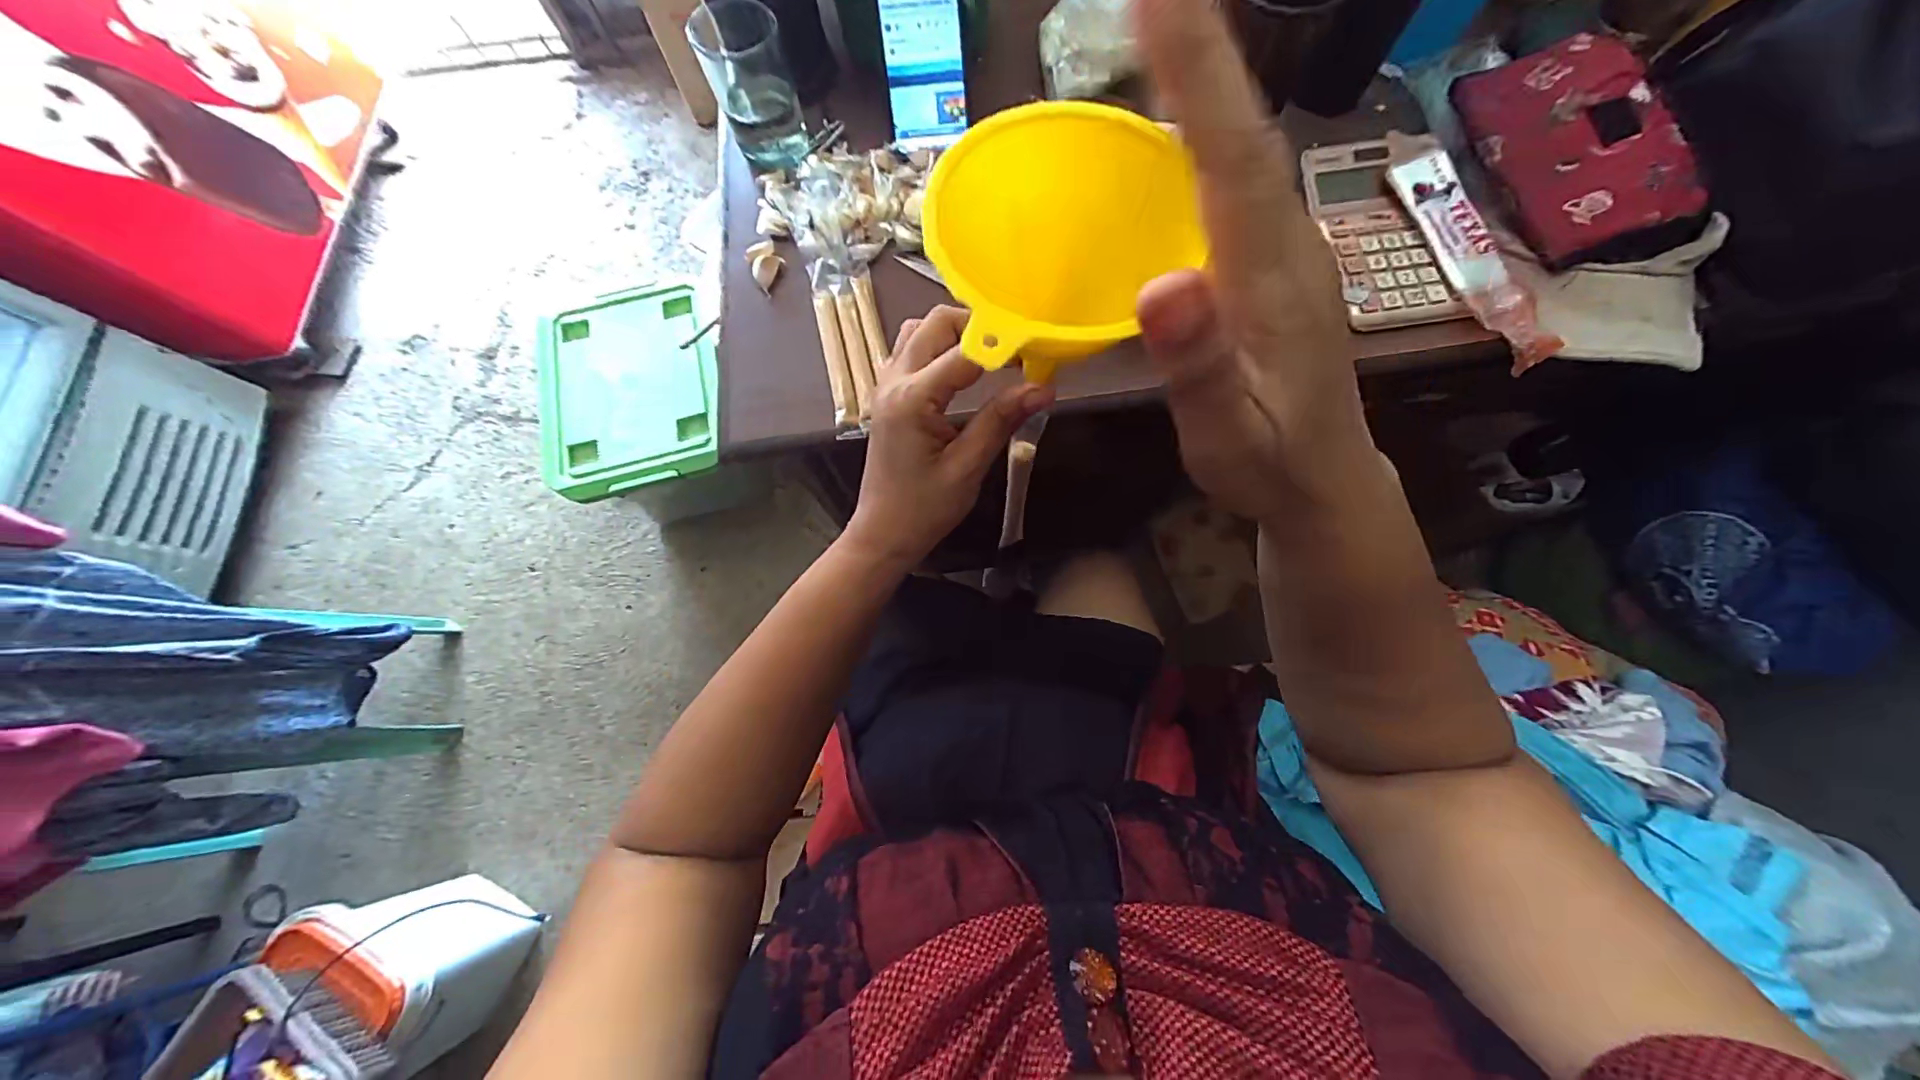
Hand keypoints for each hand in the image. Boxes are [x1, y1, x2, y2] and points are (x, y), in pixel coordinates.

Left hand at [844, 306, 1054, 565]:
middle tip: (1014, 351)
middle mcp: (894, 381)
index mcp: (912, 399)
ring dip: (957, 335)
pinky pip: (912, 352)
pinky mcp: (888, 395)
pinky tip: (963, 372)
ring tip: (992, 359)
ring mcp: (886, 385)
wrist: (883, 532)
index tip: (1036, 347)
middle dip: (979, 327)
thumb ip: (1001, 420)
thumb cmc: (923, 509)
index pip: (964, 352)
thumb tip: (1043, 387)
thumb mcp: (967, 467)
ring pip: (921, 331)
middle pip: (936, 323)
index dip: (1004, 343)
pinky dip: (939, 349)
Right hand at [1132, 0, 1374, 522]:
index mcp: (1271, 278)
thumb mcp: (1229, 433)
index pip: (1235, 159)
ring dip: (1206, 80)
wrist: (1325, 479)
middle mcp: (1283, 245)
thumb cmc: (1271, 462)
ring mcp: (1281, 252)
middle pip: (1242, 132)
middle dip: (1202, 50)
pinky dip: (1206, 133)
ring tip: (1165, 22)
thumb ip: (1201, 366)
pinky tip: (1183, 120)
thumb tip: (1161, 281)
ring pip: (1242, 149)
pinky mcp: (1269, 266)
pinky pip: (1234, 182)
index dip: (1202, 75)